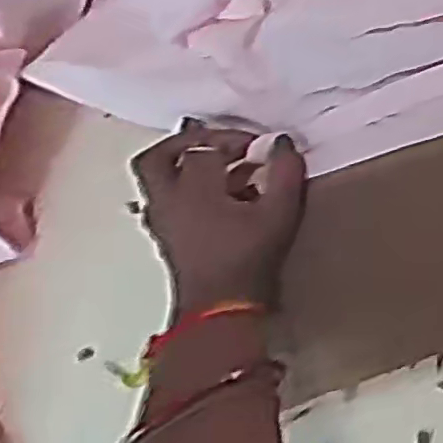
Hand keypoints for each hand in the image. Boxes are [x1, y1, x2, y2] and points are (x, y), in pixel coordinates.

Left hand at [130, 121, 307, 313]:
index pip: (204, 148)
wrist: (221, 304)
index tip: (262, 144)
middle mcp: (165, 199)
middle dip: (189, 140)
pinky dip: (190, 182)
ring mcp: (160, 217)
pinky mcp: (165, 231)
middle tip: (223, 140)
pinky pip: (167, 194)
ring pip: (158, 176)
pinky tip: (224, 191)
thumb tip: (282, 140)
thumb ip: (285, 170)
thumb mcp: (282, 209)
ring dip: (189, 161)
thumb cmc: (252, 252)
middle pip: (157, 156)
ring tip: (229, 165)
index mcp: (192, 189)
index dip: (234, 138)